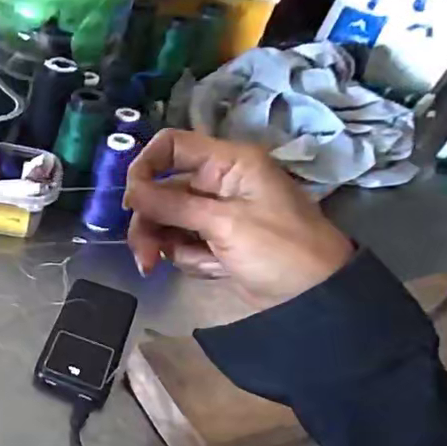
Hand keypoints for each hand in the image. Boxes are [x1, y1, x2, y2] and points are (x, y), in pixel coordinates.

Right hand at [123, 129, 353, 308]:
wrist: (317, 299)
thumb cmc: (282, 250)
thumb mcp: (225, 224)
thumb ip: (172, 205)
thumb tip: (129, 194)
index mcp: (228, 164)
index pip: (171, 145)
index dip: (145, 165)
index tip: (132, 198)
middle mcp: (216, 182)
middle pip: (159, 190)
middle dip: (147, 221)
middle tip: (144, 252)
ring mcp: (212, 211)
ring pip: (162, 218)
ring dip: (156, 243)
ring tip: (155, 266)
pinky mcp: (211, 238)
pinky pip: (176, 240)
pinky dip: (182, 256)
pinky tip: (208, 269)